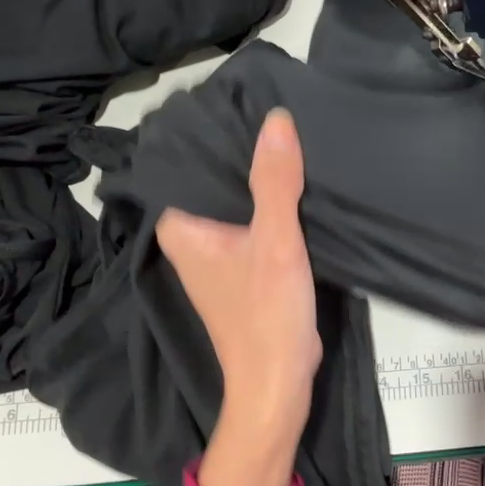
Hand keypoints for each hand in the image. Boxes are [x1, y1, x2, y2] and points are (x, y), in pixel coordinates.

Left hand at [156, 110, 319, 485]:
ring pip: (242, 203)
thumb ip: (275, 182)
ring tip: (299, 144)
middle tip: (288, 117)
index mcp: (180, 226)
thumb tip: (277, 119)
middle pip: (220, 181)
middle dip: (250, 156)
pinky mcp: (245, 270)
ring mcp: (218, 255)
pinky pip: (258, 224)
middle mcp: (191, 236)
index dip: (224, 133)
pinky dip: (277, 209)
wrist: (279, 384)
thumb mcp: (276, 243)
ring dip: (268, 183)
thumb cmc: (267, 317)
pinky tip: (304, 190)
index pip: (194, 162)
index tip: (254, 101)